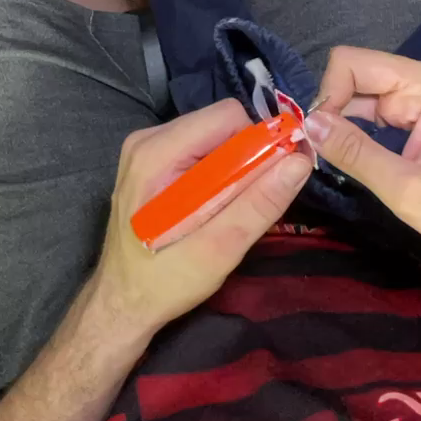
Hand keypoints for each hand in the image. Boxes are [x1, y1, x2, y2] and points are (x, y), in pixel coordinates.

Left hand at [91, 99, 312, 338]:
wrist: (122, 303)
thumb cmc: (164, 283)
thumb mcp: (218, 251)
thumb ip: (258, 204)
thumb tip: (298, 162)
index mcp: (155, 153)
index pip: (228, 118)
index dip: (260, 144)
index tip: (272, 181)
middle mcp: (146, 140)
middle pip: (220, 123)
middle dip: (246, 157)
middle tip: (248, 203)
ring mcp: (145, 148)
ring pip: (213, 135)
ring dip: (233, 167)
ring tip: (227, 209)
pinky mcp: (150, 159)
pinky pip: (200, 148)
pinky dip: (217, 172)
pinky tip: (211, 206)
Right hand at [307, 47, 420, 267]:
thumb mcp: (405, 188)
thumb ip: (356, 153)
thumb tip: (308, 123)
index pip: (351, 64)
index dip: (328, 95)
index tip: (318, 136)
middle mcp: (414, 84)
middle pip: (349, 76)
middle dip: (327, 108)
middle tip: (314, 149)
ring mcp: (409, 102)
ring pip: (352, 97)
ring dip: (333, 122)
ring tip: (322, 156)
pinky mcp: (404, 123)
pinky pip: (362, 116)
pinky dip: (346, 133)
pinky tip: (339, 157)